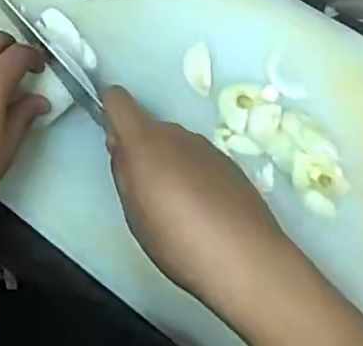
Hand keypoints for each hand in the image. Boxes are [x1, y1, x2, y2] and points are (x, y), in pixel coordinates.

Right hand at [106, 86, 362, 345]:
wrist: (251, 264)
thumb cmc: (178, 240)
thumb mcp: (133, 213)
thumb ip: (122, 171)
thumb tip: (120, 146)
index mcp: (144, 139)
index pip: (117, 99)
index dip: (111, 111)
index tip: (115, 140)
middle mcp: (175, 133)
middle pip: (149, 127)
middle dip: (144, 150)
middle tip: (148, 191)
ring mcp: (206, 147)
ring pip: (176, 145)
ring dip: (172, 165)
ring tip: (182, 210)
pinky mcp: (232, 166)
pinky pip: (201, 161)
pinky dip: (198, 178)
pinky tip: (208, 215)